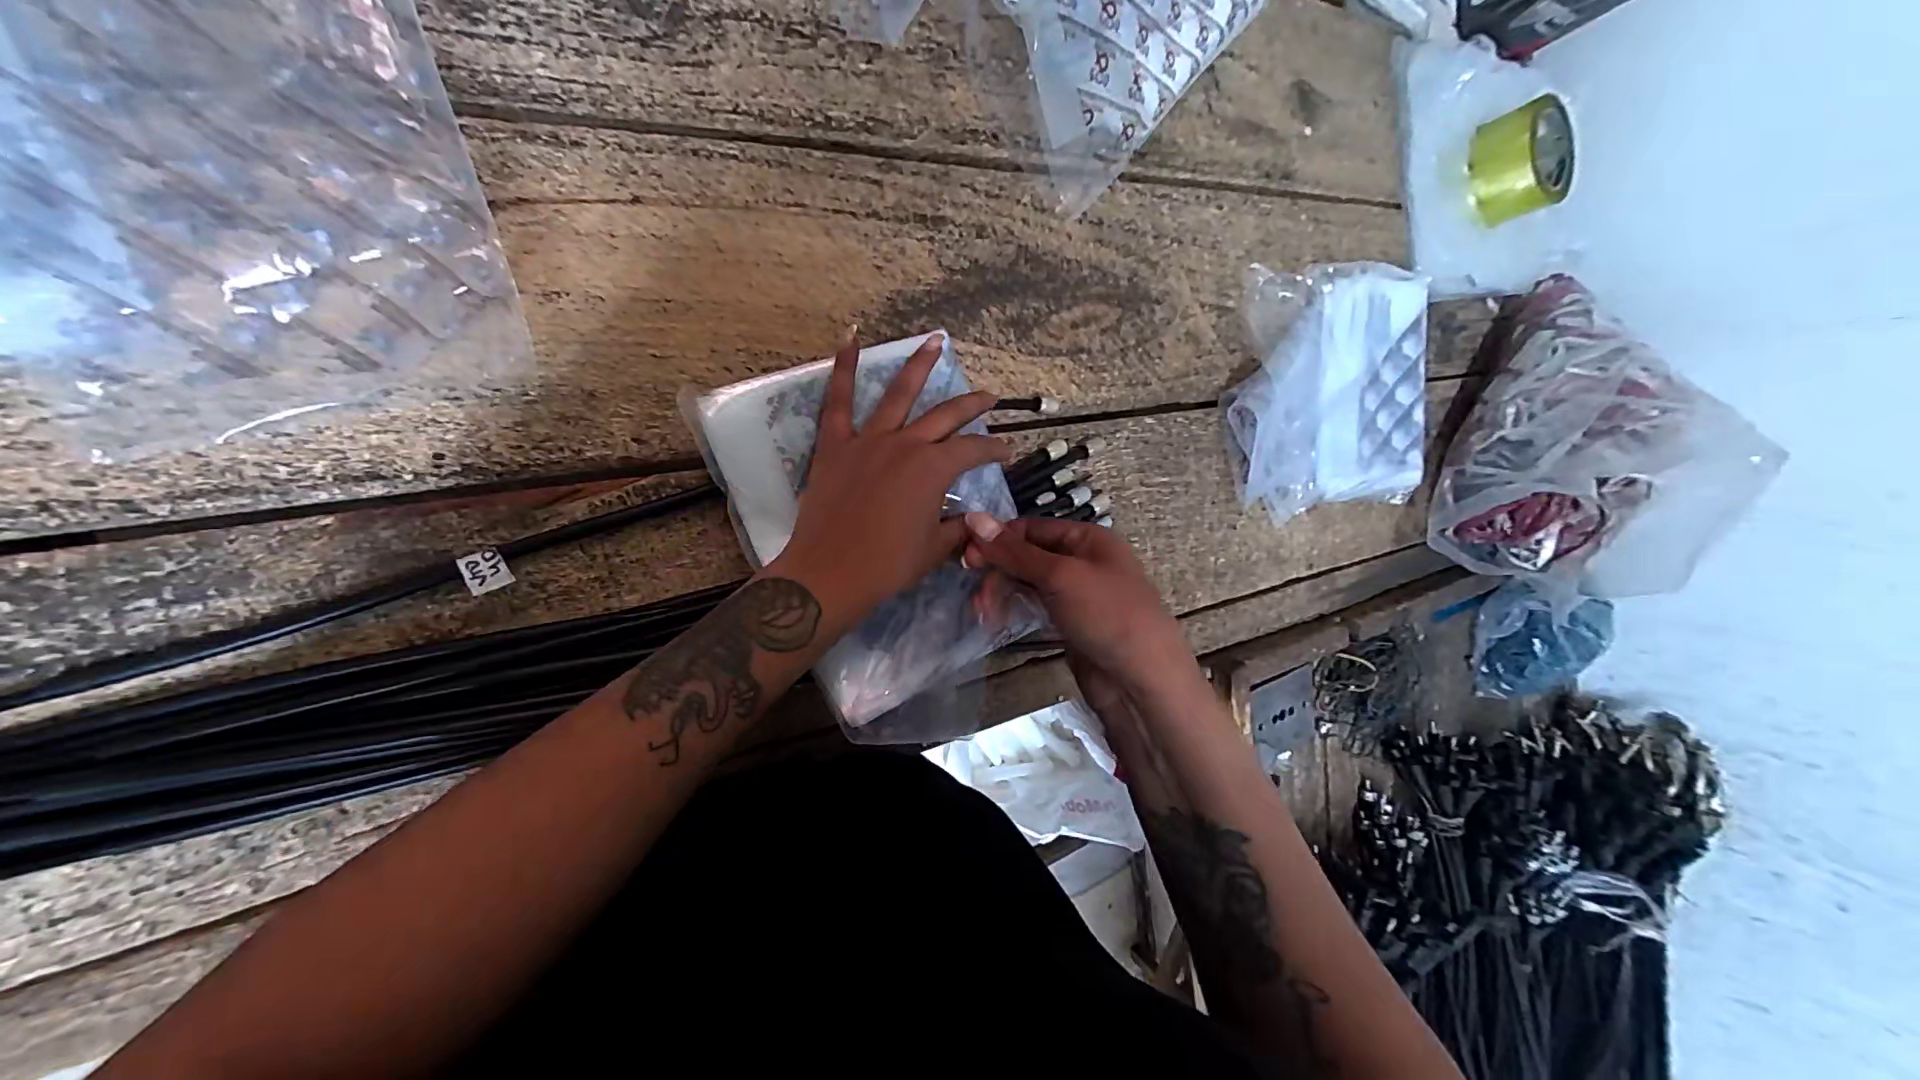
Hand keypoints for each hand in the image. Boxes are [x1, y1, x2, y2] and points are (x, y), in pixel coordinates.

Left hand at [771, 330, 1009, 625]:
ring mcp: (868, 440)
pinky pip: (838, 400)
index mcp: (934, 469)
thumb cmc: (888, 564)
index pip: (973, 450)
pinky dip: (843, 368)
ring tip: (935, 342)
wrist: (831, 573)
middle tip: (989, 397)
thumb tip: (972, 520)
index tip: (1007, 453)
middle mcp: (906, 444)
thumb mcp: (935, 548)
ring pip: (899, 393)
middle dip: (973, 404)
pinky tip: (850, 338)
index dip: (995, 450)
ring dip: (920, 365)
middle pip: (946, 415)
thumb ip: (957, 527)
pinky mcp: (835, 445)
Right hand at [959, 514, 1191, 688]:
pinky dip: (1013, 610)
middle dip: (998, 570)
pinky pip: (1033, 607)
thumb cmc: (1108, 615)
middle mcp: (1082, 561)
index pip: (1032, 528)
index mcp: (1087, 538)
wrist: (1142, 680)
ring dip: (1002, 592)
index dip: (998, 539)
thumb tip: (974, 517)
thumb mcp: (1060, 576)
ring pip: (1027, 583)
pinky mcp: (1068, 623)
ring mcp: (1075, 594)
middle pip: (1026, 555)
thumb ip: (1015, 551)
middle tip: (976, 594)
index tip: (967, 556)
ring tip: (984, 614)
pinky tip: (996, 621)